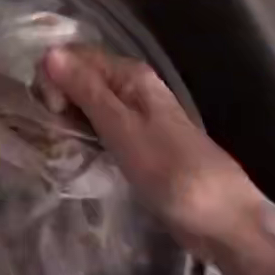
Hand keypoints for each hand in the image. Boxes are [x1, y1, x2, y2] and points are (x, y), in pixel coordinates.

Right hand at [42, 44, 262, 251]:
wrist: (225, 222)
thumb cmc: (172, 173)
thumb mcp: (121, 129)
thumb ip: (85, 90)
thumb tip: (49, 52)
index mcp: (129, 74)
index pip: (73, 55)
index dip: (54, 77)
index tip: (53, 112)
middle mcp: (131, 84)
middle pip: (79, 75)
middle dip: (59, 96)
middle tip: (58, 132)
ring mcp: (135, 112)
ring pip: (87, 99)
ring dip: (69, 115)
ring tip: (64, 143)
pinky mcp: (137, 138)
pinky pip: (99, 122)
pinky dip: (84, 130)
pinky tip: (79, 150)